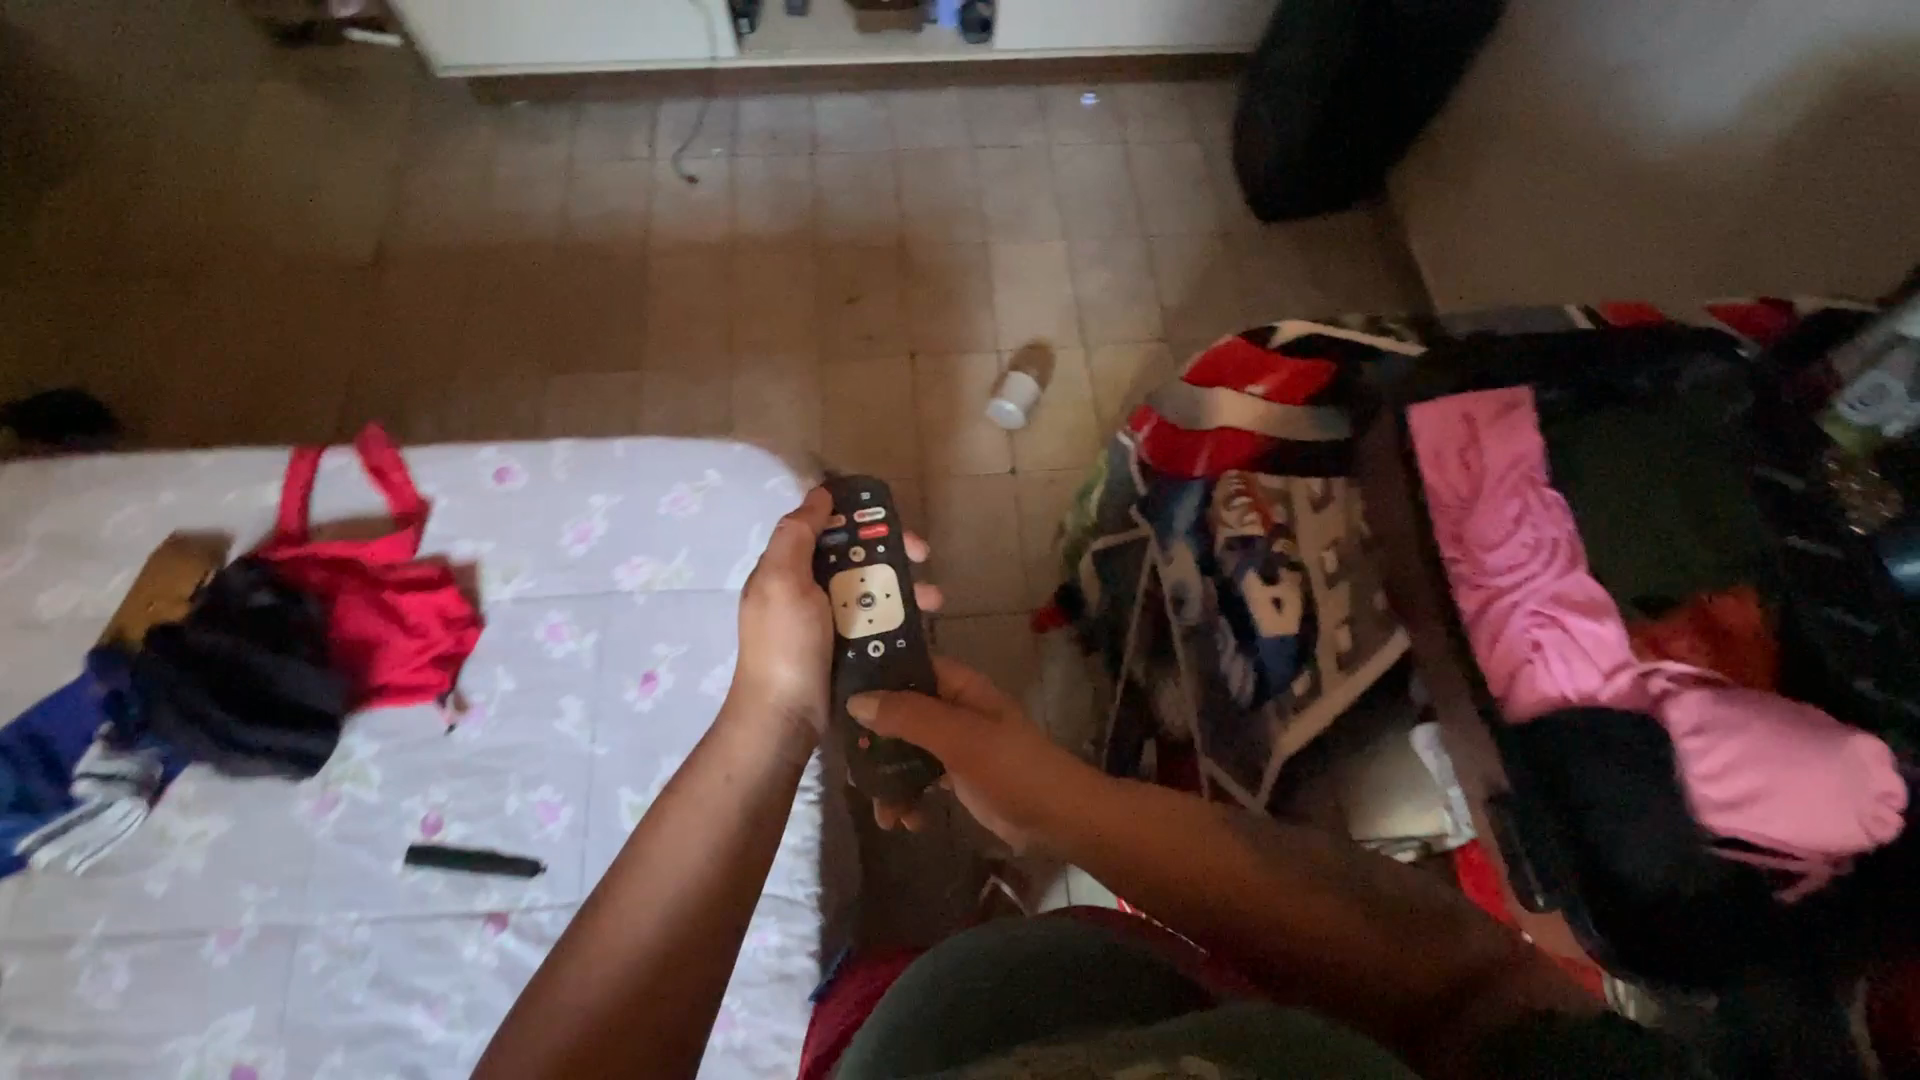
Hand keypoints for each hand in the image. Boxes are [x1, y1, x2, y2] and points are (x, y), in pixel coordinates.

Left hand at [731, 486, 940, 744]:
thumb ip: (796, 535)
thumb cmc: (784, 645)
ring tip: (935, 599)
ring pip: (875, 589)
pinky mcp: (850, 646)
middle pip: (857, 556)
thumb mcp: (781, 582)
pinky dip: (904, 615)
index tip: (892, 518)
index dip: (859, 516)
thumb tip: (819, 494)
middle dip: (893, 551)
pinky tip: (926, 621)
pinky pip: (881, 620)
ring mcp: (831, 620)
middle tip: (924, 555)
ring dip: (907, 586)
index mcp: (787, 568)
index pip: (826, 527)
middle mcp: (808, 589)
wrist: (785, 717)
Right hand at [849, 658, 1095, 855]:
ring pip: (904, 749)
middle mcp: (953, 707)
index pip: (906, 666)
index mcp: (958, 686)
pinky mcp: (957, 774)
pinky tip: (907, 822)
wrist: (1060, 819)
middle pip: (898, 712)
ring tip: (885, 814)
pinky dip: (909, 797)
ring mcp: (954, 742)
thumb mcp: (960, 739)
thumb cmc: (1013, 769)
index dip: (872, 678)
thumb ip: (909, 716)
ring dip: (889, 779)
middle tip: (854, 772)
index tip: (836, 700)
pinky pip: (920, 777)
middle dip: (874, 744)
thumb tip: (856, 700)